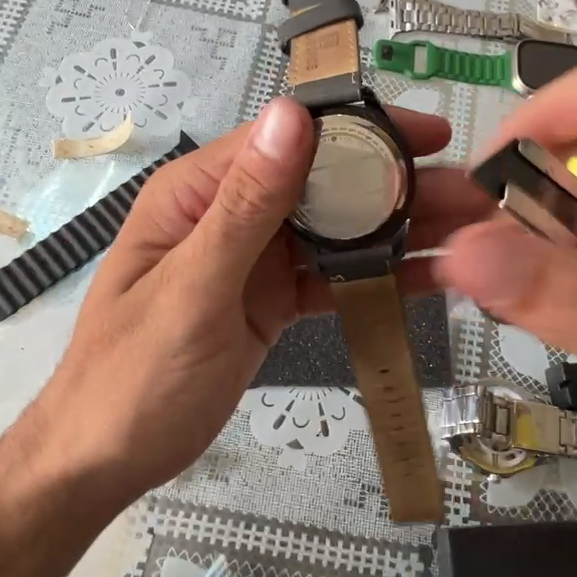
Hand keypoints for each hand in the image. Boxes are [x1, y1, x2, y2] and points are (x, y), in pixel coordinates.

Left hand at [23, 97, 492, 504]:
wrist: (103, 462)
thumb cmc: (134, 376)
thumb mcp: (192, 289)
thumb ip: (245, 205)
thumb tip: (293, 114)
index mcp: (200, 193)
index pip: (291, 139)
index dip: (363, 130)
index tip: (430, 136)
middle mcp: (232, 213)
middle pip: (325, 183)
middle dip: (398, 185)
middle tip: (473, 195)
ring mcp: (255, 258)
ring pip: (337, 230)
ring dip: (400, 229)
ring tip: (470, 232)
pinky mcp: (272, 299)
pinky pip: (332, 278)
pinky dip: (377, 277)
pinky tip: (431, 278)